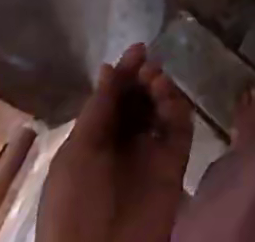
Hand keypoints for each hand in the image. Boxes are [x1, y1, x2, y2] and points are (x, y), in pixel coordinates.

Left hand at [38, 44, 194, 241]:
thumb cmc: (74, 206)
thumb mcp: (77, 153)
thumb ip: (98, 109)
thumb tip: (109, 67)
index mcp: (94, 140)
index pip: (114, 97)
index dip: (125, 72)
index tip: (139, 48)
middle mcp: (123, 143)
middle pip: (140, 99)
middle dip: (144, 77)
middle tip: (149, 68)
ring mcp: (149, 154)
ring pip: (162, 109)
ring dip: (161, 90)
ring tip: (156, 82)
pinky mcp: (173, 166)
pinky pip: (180, 131)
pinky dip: (178, 109)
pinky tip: (168, 99)